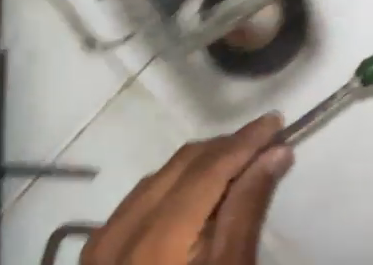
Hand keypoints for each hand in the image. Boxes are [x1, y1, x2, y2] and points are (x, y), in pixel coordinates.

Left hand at [83, 115, 291, 264]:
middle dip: (225, 148)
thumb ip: (247, 210)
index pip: (208, 168)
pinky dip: (173, 187)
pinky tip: (196, 197)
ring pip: (158, 179)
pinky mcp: (94, 260)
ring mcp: (100, 247)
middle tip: (265, 142)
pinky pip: (138, 202)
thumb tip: (274, 153)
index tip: (278, 121)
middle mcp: (121, 231)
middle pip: (181, 165)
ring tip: (238, 164)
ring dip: (200, 165)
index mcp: (158, 238)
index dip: (245, 140)